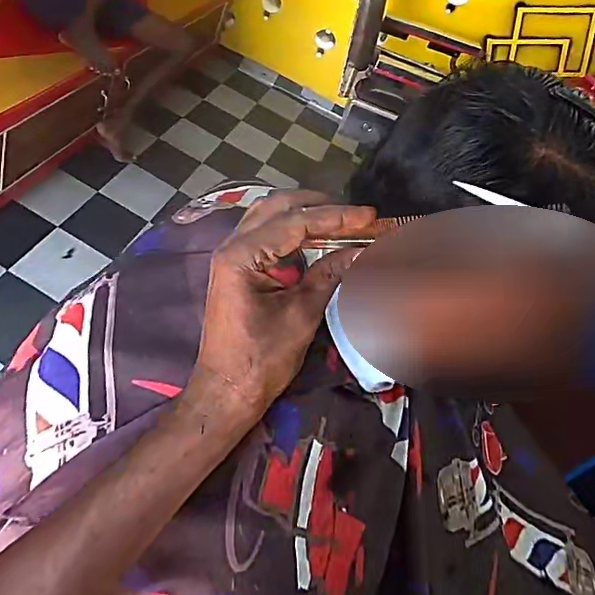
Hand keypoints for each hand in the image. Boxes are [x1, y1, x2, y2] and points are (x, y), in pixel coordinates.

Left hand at [186, 191, 378, 422]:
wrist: (226, 390)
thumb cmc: (261, 359)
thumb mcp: (301, 315)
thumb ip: (329, 275)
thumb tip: (363, 250)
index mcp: (241, 255)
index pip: (294, 222)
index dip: (335, 216)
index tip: (368, 215)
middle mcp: (231, 246)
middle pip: (277, 207)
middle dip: (318, 205)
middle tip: (355, 214)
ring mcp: (231, 254)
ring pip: (268, 215)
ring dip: (304, 212)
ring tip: (339, 219)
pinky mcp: (237, 266)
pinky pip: (265, 233)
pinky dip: (291, 229)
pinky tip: (316, 236)